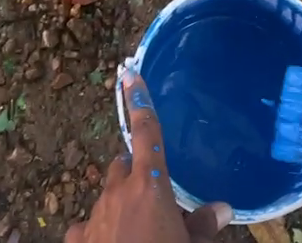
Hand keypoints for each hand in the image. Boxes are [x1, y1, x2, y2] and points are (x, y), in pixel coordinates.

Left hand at [65, 66, 231, 242]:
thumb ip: (203, 225)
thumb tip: (223, 208)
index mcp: (150, 184)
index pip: (147, 132)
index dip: (140, 102)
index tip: (130, 74)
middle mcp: (119, 191)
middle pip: (124, 165)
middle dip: (135, 170)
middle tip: (152, 190)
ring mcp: (95, 216)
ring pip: (107, 195)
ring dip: (119, 201)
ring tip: (136, 225)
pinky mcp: (78, 241)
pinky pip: (86, 226)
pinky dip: (97, 230)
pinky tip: (107, 241)